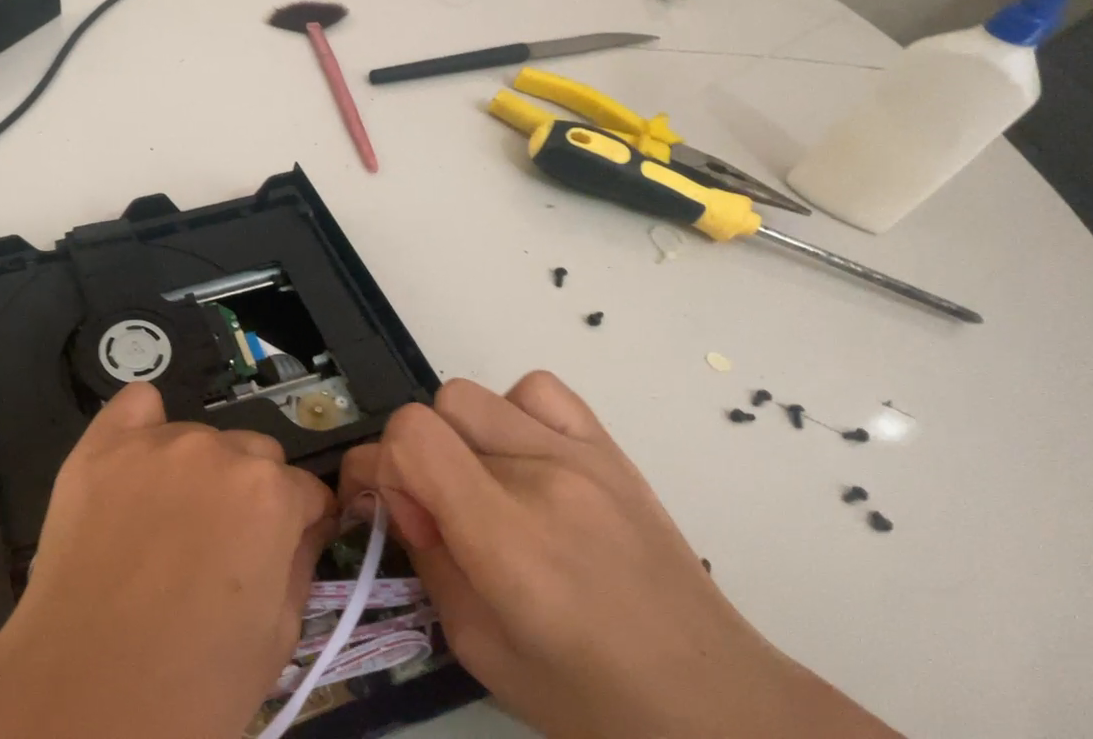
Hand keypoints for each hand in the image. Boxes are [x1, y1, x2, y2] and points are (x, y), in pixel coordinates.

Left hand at [0, 382, 336, 738]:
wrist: (88, 691)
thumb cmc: (196, 679)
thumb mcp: (278, 635)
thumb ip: (299, 563)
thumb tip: (302, 529)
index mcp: (271, 494)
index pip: (305, 491)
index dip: (299, 526)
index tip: (281, 552)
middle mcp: (218, 451)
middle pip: (253, 454)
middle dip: (250, 494)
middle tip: (220, 546)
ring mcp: (153, 443)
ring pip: (197, 437)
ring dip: (197, 470)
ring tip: (166, 523)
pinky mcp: (98, 447)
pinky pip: (133, 405)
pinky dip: (143, 425)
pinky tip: (137, 461)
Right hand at [341, 372, 900, 738]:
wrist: (712, 700)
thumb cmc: (588, 696)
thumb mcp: (478, 646)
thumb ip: (428, 559)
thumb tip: (397, 503)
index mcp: (506, 534)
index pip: (411, 437)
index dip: (381, 469)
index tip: (396, 516)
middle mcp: (542, 475)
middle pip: (436, 409)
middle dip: (414, 457)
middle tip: (436, 513)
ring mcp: (582, 455)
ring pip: (476, 395)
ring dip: (458, 437)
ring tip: (482, 489)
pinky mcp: (611, 451)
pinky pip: (540, 391)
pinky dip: (513, 415)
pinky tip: (524, 463)